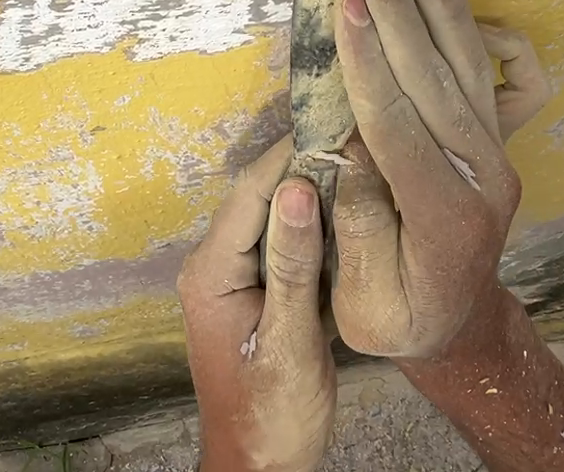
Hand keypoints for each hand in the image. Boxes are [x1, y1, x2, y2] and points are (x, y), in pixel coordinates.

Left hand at [177, 136, 336, 471]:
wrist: (260, 467)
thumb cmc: (271, 415)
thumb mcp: (288, 344)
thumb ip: (291, 267)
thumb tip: (296, 189)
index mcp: (211, 270)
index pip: (249, 191)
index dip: (288, 155)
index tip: (330, 124)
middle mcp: (214, 261)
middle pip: (257, 196)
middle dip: (301, 165)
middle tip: (349, 138)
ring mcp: (233, 272)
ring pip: (271, 213)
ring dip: (307, 190)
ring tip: (352, 160)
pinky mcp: (254, 284)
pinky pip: (280, 238)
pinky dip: (310, 221)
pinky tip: (343, 207)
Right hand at [328, 0, 549, 359]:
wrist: (459, 322)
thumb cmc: (400, 316)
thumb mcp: (365, 304)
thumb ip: (360, 224)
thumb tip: (346, 144)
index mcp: (444, 219)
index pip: (397, 125)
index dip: (368, 63)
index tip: (344, 8)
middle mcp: (480, 176)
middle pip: (436, 80)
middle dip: (400, 14)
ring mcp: (494, 154)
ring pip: (469, 67)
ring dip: (439, 6)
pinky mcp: (494, 140)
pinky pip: (494, 76)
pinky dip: (475, 30)